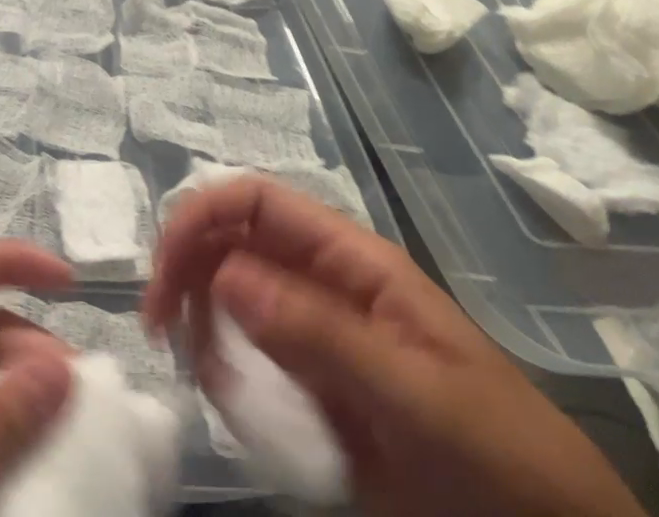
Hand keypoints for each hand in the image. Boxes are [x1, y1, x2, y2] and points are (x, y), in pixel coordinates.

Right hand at [144, 177, 646, 516]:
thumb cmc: (497, 455)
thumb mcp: (416, 395)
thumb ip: (323, 335)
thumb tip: (223, 275)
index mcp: (354, 264)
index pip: (257, 203)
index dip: (200, 218)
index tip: (162, 275)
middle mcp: (324, 286)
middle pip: (229, 243)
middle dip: (184, 273)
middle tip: (161, 332)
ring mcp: (312, 336)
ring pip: (225, 299)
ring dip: (198, 326)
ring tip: (202, 376)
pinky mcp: (306, 384)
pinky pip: (242, 356)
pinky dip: (220, 370)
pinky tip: (228, 401)